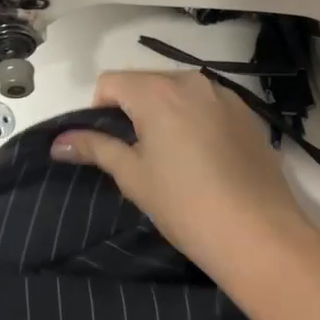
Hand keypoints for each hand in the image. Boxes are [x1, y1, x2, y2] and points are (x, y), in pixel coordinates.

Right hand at [50, 69, 301, 255]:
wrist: (263, 239)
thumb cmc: (187, 206)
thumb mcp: (133, 176)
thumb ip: (94, 148)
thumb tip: (56, 142)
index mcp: (156, 91)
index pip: (110, 82)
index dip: (100, 110)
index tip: (110, 146)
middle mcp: (190, 80)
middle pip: (144, 81)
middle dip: (133, 109)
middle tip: (139, 154)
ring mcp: (223, 95)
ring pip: (177, 91)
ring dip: (165, 112)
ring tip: (174, 157)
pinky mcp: (248, 113)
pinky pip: (207, 104)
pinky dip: (195, 119)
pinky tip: (204, 158)